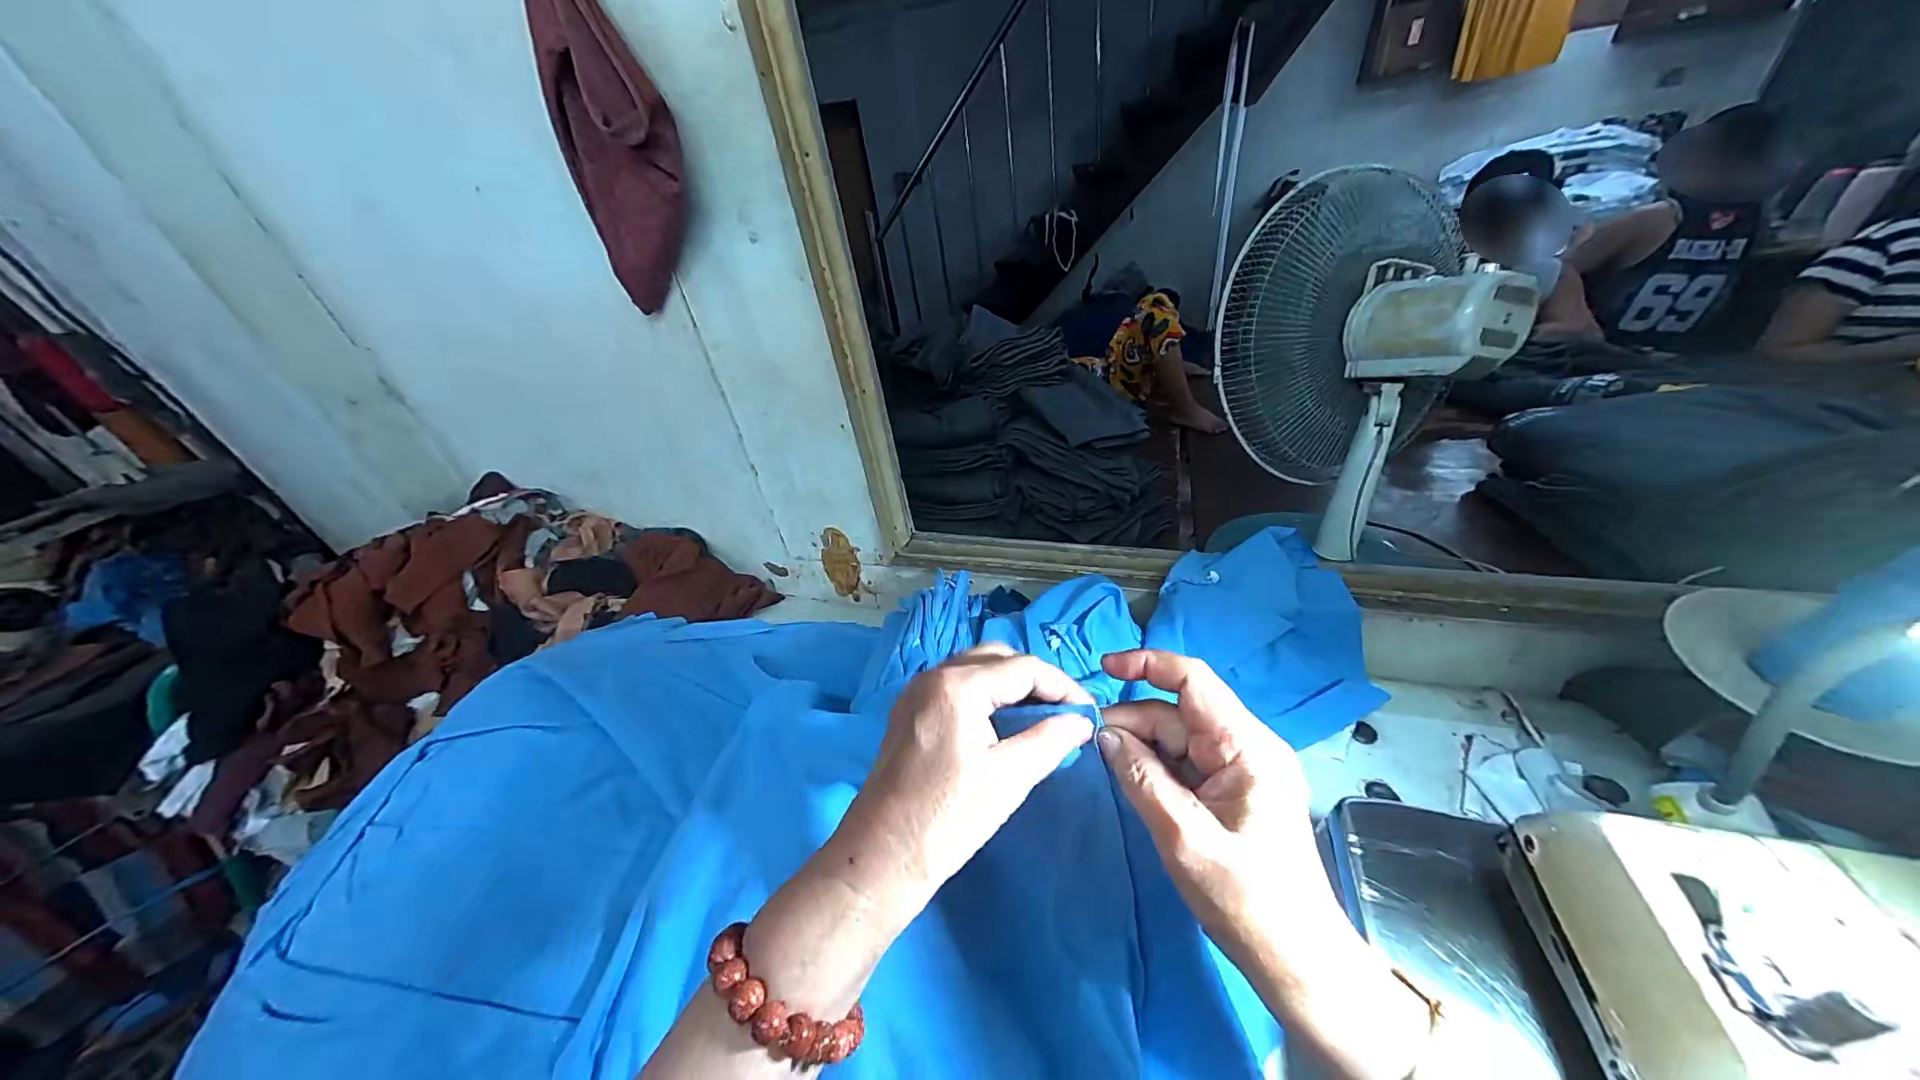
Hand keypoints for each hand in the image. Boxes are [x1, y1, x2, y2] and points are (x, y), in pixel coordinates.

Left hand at [834, 645, 1096, 915]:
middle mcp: (932, 677)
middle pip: (997, 658)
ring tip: (1040, 717)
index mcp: (957, 686)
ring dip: (1009, 685)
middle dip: (1035, 679)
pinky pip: (955, 687)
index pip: (1023, 668)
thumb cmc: (949, 817)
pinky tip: (1002, 724)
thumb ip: (1051, 739)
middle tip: (1064, 712)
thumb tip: (1082, 721)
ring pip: (974, 669)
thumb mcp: (1010, 777)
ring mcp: (916, 693)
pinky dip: (985, 695)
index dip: (1063, 686)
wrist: (883, 856)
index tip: (1088, 711)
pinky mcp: (909, 713)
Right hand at [1097, 650, 1433, 1079]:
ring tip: (1104, 765)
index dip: (1147, 665)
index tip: (1103, 668)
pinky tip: (1129, 779)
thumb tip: (1104, 735)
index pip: (1194, 681)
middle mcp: (1247, 747)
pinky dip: (1153, 765)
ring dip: (1139, 745)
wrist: (1296, 959)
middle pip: (1178, 712)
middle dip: (1132, 721)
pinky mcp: (1231, 790)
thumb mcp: (1184, 839)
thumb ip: (1142, 779)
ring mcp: (1240, 769)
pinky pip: (1184, 762)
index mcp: (1247, 748)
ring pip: (1177, 737)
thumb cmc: (1248, 901)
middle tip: (1089, 744)